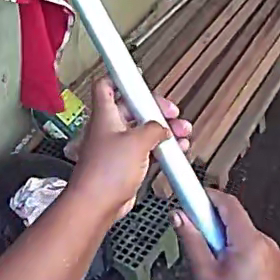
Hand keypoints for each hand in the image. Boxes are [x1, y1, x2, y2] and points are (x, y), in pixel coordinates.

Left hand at [65, 79, 189, 222]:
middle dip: (154, 108)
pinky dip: (160, 147)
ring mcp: (116, 145)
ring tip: (182, 131)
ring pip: (142, 129)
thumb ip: (153, 129)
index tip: (138, 77)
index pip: (106, 86)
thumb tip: (162, 126)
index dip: (121, 79)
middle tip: (172, 112)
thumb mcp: (136, 142)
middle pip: (132, 107)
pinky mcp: (124, 163)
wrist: (97, 202)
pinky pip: (145, 149)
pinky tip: (176, 149)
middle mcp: (109, 127)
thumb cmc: (105, 171)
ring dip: (162, 129)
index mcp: (105, 114)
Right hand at [174, 189, 279, 279]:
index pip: (226, 202)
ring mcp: (276, 254)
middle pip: (233, 219)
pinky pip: (255, 248)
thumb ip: (192, 242)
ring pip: (243, 235)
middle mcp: (266, 243)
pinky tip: (236, 279)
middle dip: (213, 225)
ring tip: (220, 270)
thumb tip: (180, 218)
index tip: (188, 191)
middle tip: (201, 245)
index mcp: (248, 241)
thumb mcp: (206, 276)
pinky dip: (241, 253)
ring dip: (226, 241)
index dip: (205, 195)